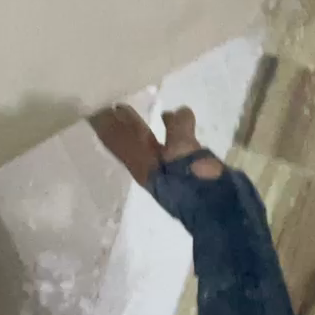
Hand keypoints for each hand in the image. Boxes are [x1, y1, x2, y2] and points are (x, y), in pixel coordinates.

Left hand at [89, 104, 221, 186]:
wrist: (219, 210)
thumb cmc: (197, 183)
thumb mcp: (184, 153)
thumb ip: (179, 129)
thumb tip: (178, 110)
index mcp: (144, 165)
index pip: (119, 142)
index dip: (107, 126)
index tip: (95, 108)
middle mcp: (150, 167)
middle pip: (127, 143)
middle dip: (118, 125)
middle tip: (108, 104)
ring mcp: (167, 169)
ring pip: (145, 143)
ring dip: (137, 127)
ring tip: (131, 109)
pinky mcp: (184, 168)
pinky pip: (166, 144)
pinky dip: (165, 130)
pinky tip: (170, 119)